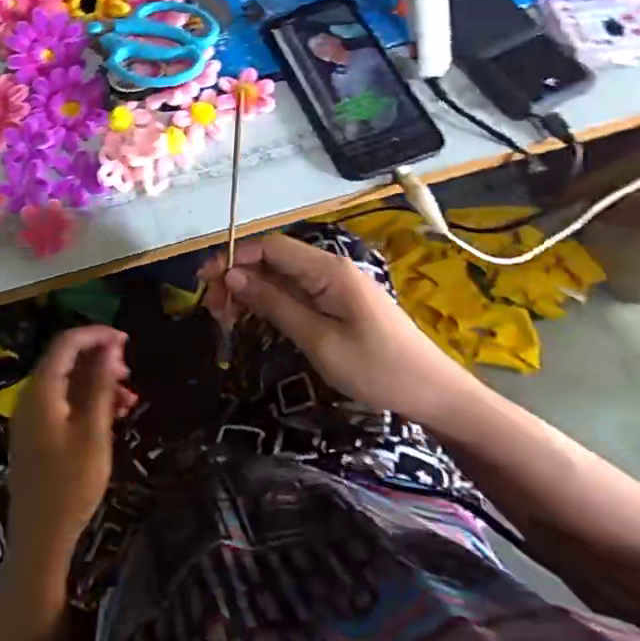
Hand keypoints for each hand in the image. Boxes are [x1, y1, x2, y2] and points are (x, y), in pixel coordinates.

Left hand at [6, 326, 135, 560]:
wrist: (39, 538)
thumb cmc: (70, 485)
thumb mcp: (93, 432)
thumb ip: (101, 386)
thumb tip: (111, 347)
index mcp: (42, 391)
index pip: (66, 343)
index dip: (96, 334)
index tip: (127, 340)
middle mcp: (31, 396)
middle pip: (65, 360)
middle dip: (99, 359)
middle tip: (130, 372)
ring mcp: (31, 416)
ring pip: (67, 382)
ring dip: (97, 382)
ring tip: (129, 398)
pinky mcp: (36, 434)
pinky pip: (63, 402)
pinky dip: (87, 401)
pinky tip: (112, 416)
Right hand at [200, 233, 469, 421]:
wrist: (434, 394)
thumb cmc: (378, 370)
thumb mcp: (320, 341)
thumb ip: (275, 304)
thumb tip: (233, 276)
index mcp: (328, 270)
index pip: (270, 247)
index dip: (234, 257)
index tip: (205, 282)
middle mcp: (330, 269)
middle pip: (272, 259)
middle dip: (238, 276)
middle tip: (213, 309)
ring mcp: (335, 286)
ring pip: (281, 276)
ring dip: (250, 291)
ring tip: (225, 317)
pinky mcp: (338, 303)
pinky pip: (296, 292)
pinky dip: (270, 302)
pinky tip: (253, 318)